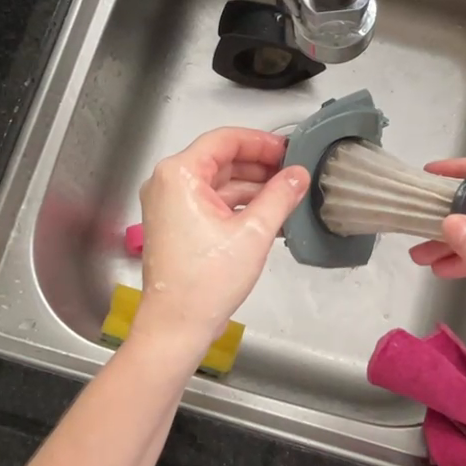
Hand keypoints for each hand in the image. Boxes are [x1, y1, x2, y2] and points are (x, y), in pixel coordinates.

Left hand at [134, 128, 308, 356]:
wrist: (176, 326)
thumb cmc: (202, 285)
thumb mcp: (253, 233)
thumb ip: (280, 197)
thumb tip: (297, 176)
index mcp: (179, 175)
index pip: (225, 139)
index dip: (261, 142)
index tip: (288, 150)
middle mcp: (168, 184)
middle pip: (221, 159)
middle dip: (259, 165)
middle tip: (291, 172)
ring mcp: (169, 204)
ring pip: (218, 182)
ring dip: (252, 187)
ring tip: (286, 195)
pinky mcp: (176, 223)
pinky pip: (211, 202)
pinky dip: (238, 205)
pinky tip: (268, 214)